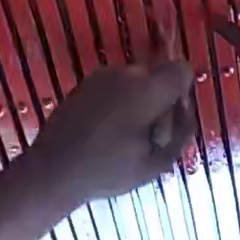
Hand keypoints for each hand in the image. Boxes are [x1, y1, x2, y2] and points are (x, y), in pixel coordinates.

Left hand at [19, 61, 196, 203]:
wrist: (54, 168)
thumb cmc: (108, 169)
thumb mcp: (157, 161)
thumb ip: (181, 130)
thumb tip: (185, 108)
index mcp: (145, 90)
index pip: (180, 70)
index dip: (181, 92)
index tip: (171, 117)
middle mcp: (124, 73)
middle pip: (156, 76)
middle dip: (158, 100)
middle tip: (147, 135)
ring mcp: (101, 75)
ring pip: (135, 81)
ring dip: (137, 101)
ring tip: (123, 135)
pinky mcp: (85, 83)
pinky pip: (114, 86)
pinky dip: (117, 101)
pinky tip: (105, 129)